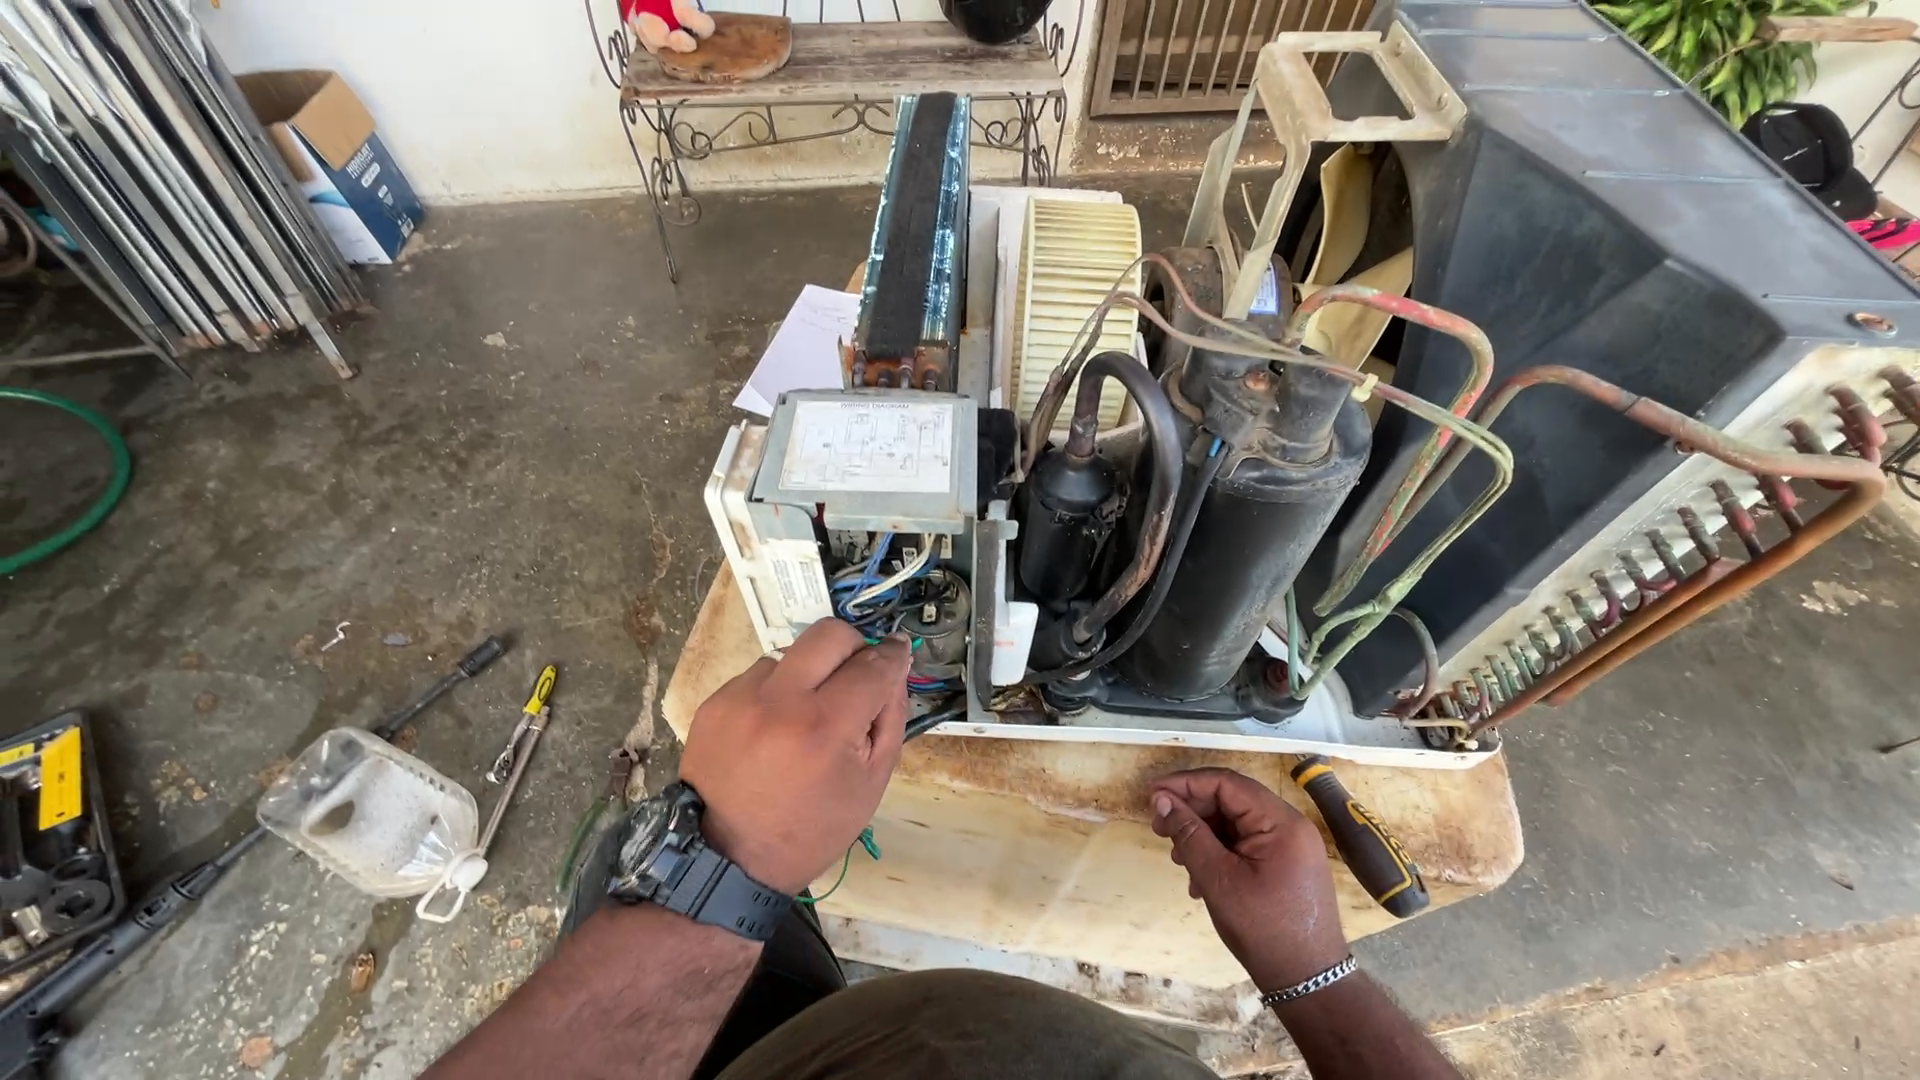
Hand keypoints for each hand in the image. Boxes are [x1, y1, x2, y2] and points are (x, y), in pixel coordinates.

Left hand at [679, 620, 910, 893]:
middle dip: (854, 645)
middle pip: (829, 634)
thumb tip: (893, 667)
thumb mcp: (870, 784)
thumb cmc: (810, 829)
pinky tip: (776, 727)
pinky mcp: (715, 701)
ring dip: (811, 673)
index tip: (900, 648)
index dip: (893, 654)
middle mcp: (780, 701)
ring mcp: (741, 697)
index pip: (872, 665)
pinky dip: (778, 691)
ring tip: (807, 715)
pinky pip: (760, 674)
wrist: (725, 860)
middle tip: (856, 673)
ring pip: (793, 653)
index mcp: (825, 727)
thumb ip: (890, 718)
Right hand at [1150, 767, 1347, 991]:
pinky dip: (1218, 850)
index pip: (1226, 783)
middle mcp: (1289, 825)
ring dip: (1201, 833)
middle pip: (1230, 800)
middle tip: (1158, 828)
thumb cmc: (1263, 929)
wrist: (1309, 983)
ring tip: (1176, 856)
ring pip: (1234, 821)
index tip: (1152, 794)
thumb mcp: (1218, 879)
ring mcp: (1290, 845)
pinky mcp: (1286, 863)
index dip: (1185, 783)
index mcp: (1281, 822)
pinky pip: (1245, 842)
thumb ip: (1189, 833)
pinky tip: (1198, 875)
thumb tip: (1161, 800)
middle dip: (1191, 810)